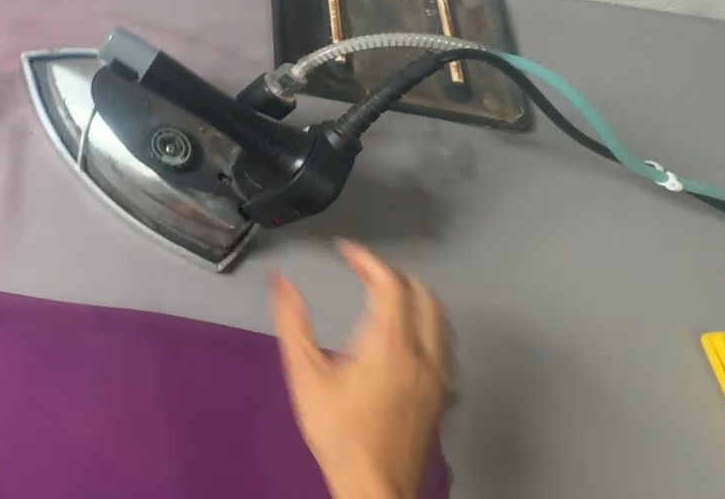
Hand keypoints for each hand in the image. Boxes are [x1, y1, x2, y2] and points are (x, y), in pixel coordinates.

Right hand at [271, 241, 452, 498]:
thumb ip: (292, 320)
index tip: (345, 249)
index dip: (368, 259)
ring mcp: (441, 379)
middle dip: (394, 274)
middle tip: (361, 267)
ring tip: (382, 292)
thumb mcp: (304, 372)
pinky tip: (403, 335)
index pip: (391, 285)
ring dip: (413, 297)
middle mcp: (425, 357)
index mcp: (391, 346)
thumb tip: (280, 279)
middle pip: (425, 297)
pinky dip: (425, 325)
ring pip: (442, 321)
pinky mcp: (445, 398)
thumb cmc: (336, 429)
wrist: (374, 486)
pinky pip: (444, 346)